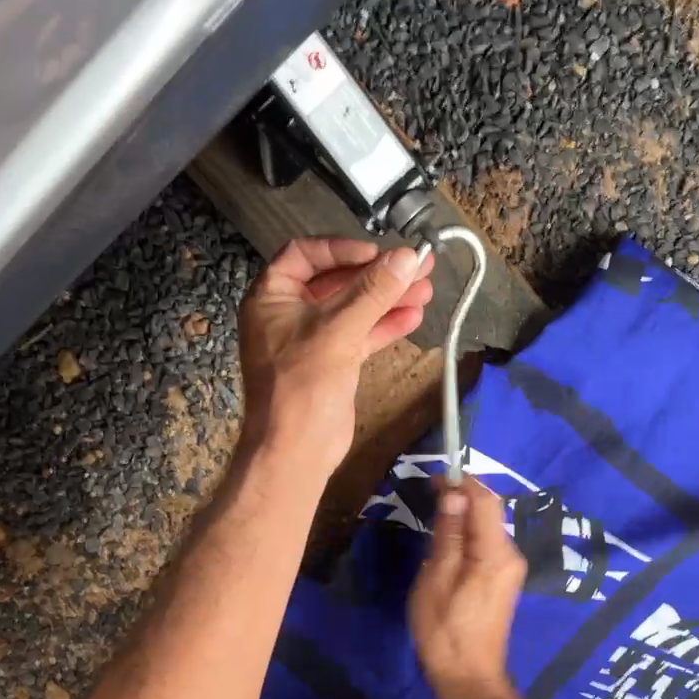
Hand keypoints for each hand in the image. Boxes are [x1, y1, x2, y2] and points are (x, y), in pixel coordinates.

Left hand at [238, 237, 434, 473]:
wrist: (296, 449)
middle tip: (418, 265)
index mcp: (272, 296)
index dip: (342, 249)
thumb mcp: (338, 330)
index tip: (379, 252)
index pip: (305, 254)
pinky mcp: (332, 363)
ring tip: (427, 289)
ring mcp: (311, 340)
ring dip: (388, 299)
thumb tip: (409, 257)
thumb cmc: (303, 384)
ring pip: (353, 309)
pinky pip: (360, 335)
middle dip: (377, 275)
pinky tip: (414, 316)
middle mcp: (288, 313)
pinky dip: (384, 325)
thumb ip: (374, 291)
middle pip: (336, 281)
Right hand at [409, 480, 526, 694]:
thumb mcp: (437, 579)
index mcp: (496, 553)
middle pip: (489, 511)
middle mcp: (511, 554)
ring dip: (463, 517)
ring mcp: (510, 568)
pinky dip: (468, 535)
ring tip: (434, 519)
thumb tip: (454, 496)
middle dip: (462, 498)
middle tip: (429, 497)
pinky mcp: (502, 579)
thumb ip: (448, 535)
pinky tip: (447, 544)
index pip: (485, 500)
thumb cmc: (446, 632)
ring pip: (487, 527)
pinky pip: (487, 544)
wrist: (469, 678)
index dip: (461, 484)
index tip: (434, 479)